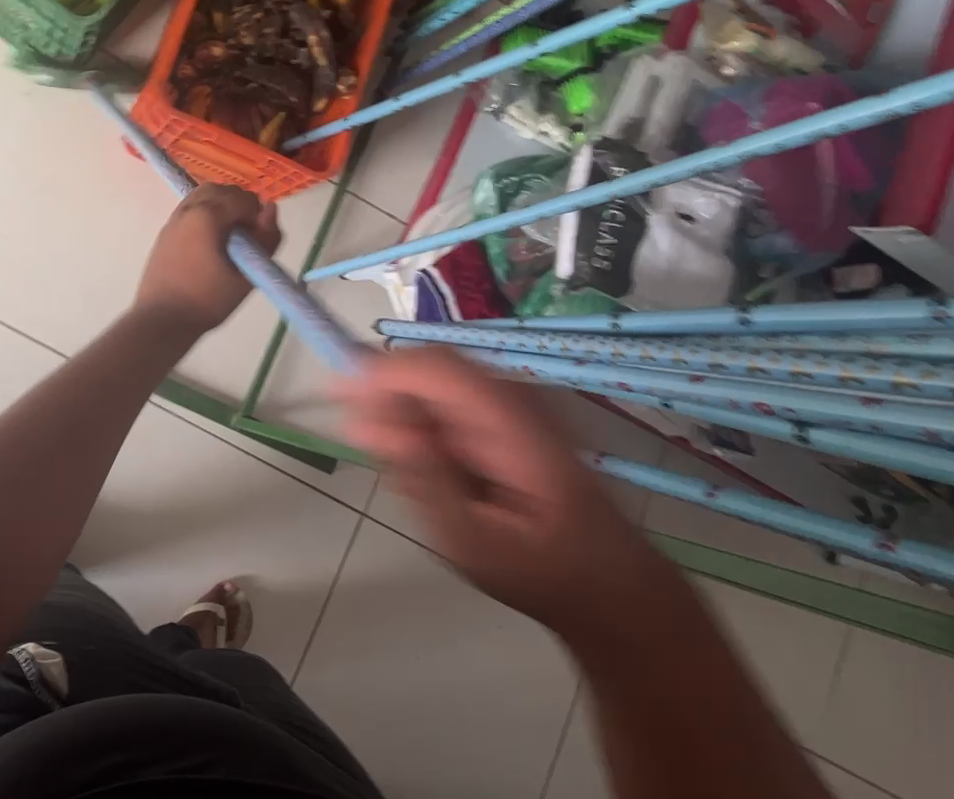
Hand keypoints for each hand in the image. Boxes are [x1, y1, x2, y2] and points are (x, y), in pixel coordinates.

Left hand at [133, 185, 280, 333]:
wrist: (162, 320)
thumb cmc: (207, 300)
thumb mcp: (246, 275)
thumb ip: (265, 240)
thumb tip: (271, 208)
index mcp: (207, 215)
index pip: (243, 198)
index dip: (257, 216)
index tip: (258, 241)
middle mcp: (187, 210)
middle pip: (221, 190)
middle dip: (239, 206)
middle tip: (246, 236)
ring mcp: (172, 220)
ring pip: (202, 197)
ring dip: (221, 208)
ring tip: (229, 239)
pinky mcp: (164, 234)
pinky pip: (189, 211)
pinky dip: (205, 216)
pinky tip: (210, 245)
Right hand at [341, 347, 673, 638]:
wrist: (613, 589)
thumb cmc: (538, 571)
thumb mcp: (465, 537)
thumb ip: (419, 474)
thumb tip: (365, 422)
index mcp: (508, 422)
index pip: (434, 365)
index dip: (380, 371)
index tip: (339, 398)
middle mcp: (515, 398)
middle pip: (434, 365)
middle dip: (388, 391)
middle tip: (367, 440)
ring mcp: (518, 405)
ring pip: (439, 381)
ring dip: (407, 411)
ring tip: (407, 468)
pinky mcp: (514, 418)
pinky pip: (454, 400)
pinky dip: (428, 423)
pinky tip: (434, 469)